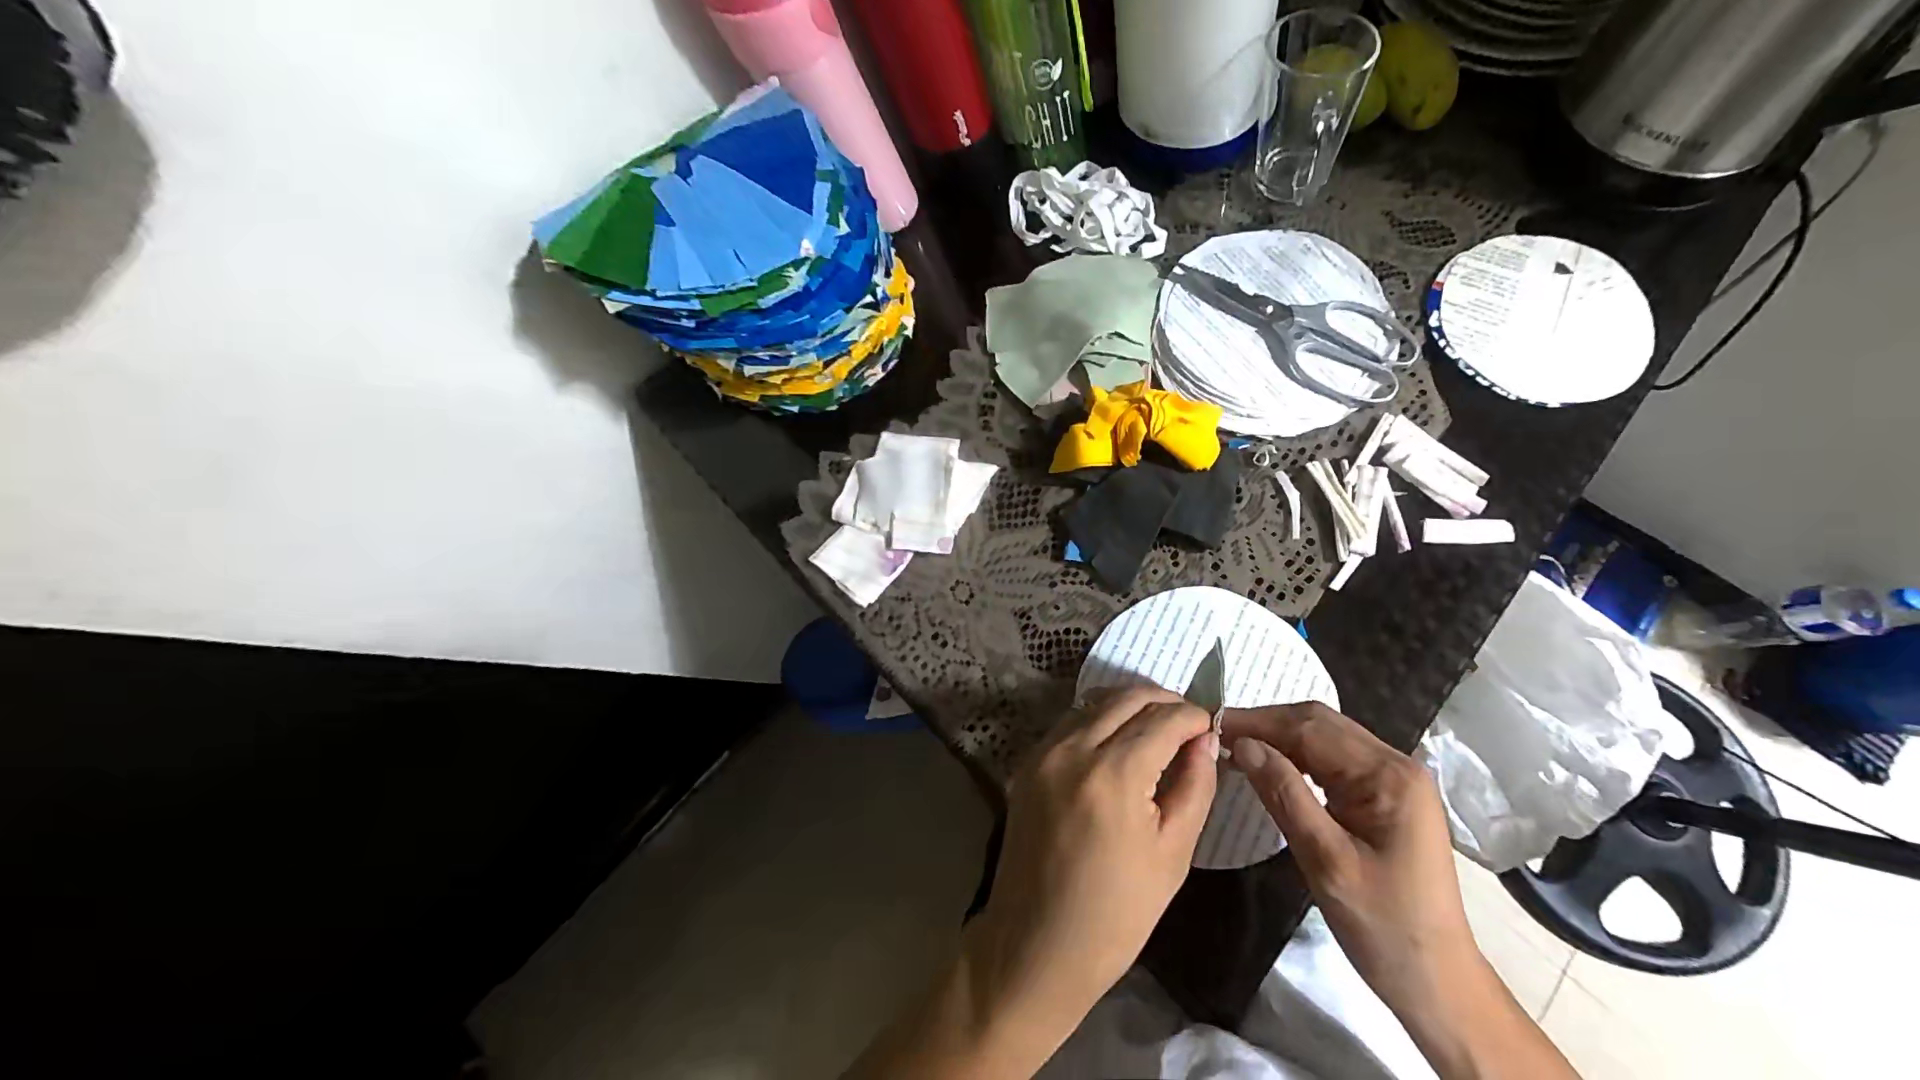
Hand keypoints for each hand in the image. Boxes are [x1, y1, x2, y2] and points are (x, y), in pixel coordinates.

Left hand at [971, 686, 1218, 1033]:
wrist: (1036, 943)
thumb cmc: (1117, 912)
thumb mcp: (1173, 852)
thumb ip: (1194, 785)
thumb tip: (1205, 740)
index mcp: (1113, 774)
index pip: (1163, 718)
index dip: (1195, 716)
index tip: (1212, 727)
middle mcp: (1072, 749)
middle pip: (1126, 697)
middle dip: (1164, 701)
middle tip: (1189, 724)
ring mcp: (1043, 753)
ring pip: (1094, 703)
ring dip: (1130, 706)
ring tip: (1158, 731)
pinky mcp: (1026, 763)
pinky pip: (1069, 723)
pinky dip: (1098, 720)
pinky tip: (1118, 743)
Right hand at [1222, 704, 1578, 1079]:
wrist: (1436, 980)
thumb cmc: (1381, 924)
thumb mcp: (1325, 860)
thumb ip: (1284, 794)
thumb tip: (1242, 744)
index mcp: (1389, 776)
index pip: (1310, 729)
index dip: (1258, 722)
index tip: (1211, 725)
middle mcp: (1396, 765)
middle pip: (1320, 723)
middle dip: (1266, 723)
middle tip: (1217, 733)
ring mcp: (1394, 780)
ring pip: (1325, 737)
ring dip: (1279, 736)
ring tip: (1235, 746)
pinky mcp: (1386, 796)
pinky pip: (1333, 759)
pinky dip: (1296, 754)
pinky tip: (1270, 765)